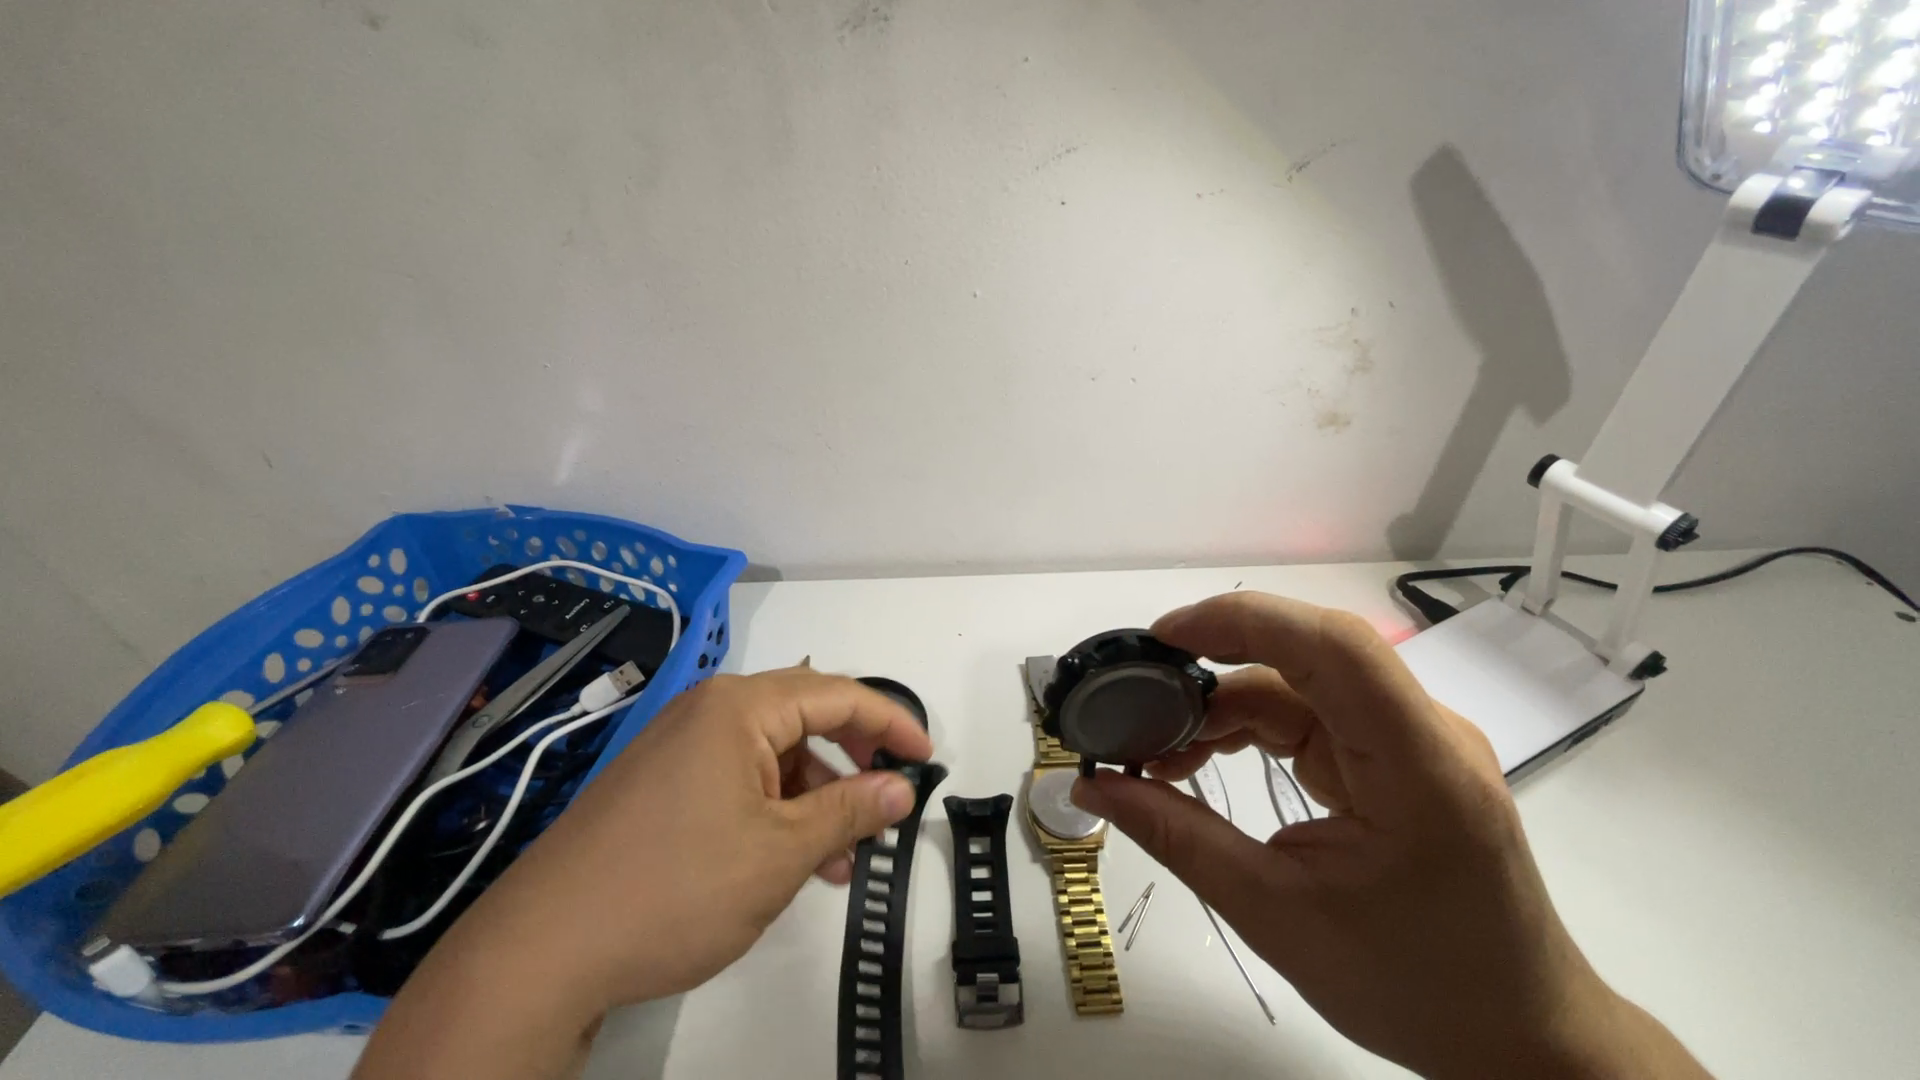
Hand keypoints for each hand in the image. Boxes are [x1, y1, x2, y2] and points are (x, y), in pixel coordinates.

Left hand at [355, 668, 932, 1079]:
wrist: (544, 949)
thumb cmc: (676, 888)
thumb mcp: (781, 852)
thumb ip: (851, 811)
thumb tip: (901, 786)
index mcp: (738, 707)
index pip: (838, 694)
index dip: (892, 723)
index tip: (929, 758)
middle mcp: (707, 711)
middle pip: (804, 719)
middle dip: (852, 763)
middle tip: (887, 803)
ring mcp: (677, 747)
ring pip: (772, 757)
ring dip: (814, 799)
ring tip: (837, 860)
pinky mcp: (659, 784)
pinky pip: (737, 780)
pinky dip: (773, 812)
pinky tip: (788, 862)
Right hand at [1070, 593, 1709, 1079]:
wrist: (1519, 1036)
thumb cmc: (1414, 987)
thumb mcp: (1275, 914)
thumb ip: (1179, 837)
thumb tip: (1099, 787)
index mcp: (1417, 767)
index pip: (1333, 648)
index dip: (1241, 621)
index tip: (1160, 639)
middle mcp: (1424, 733)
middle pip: (1306, 661)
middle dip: (1212, 674)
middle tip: (1136, 710)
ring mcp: (1413, 742)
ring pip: (1299, 687)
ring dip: (1224, 711)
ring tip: (1158, 755)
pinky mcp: (1396, 759)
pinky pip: (1311, 719)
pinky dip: (1250, 732)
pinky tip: (1202, 762)